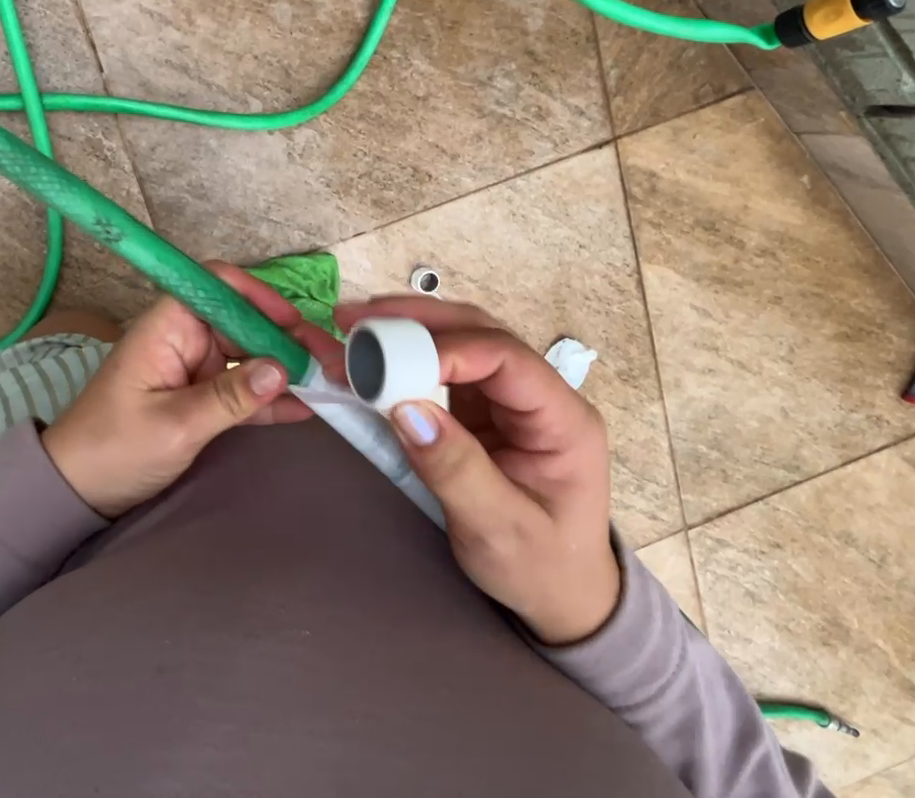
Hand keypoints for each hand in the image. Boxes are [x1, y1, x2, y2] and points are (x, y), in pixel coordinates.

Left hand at [42, 263, 341, 517]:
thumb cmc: (113, 448)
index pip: (217, 286)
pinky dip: (272, 397)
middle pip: (244, 322)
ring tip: (332, 382)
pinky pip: (243, 390)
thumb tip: (281, 369)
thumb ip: (229, 397)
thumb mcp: (174, 425)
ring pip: (250, 356)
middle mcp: (184, 340)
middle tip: (331, 361)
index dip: (257, 296)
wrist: (77, 490)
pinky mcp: (202, 400)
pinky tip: (308, 407)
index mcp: (167, 328)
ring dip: (288, 368)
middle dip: (287, 338)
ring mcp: (195, 370)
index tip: (294, 323)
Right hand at [336, 296, 620, 644]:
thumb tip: (406, 409)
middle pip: (479, 332)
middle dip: (416, 319)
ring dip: (405, 330)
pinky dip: (403, 357)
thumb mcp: (499, 529)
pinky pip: (440, 368)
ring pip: (457, 340)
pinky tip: (369, 356)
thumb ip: (455, 469)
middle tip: (353, 319)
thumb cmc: (540, 566)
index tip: (388, 362)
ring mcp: (506, 400)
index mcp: (562, 419)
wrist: (559, 594)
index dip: (447, 349)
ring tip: (351, 328)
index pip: (505, 358)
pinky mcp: (479, 410)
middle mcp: (537, 396)